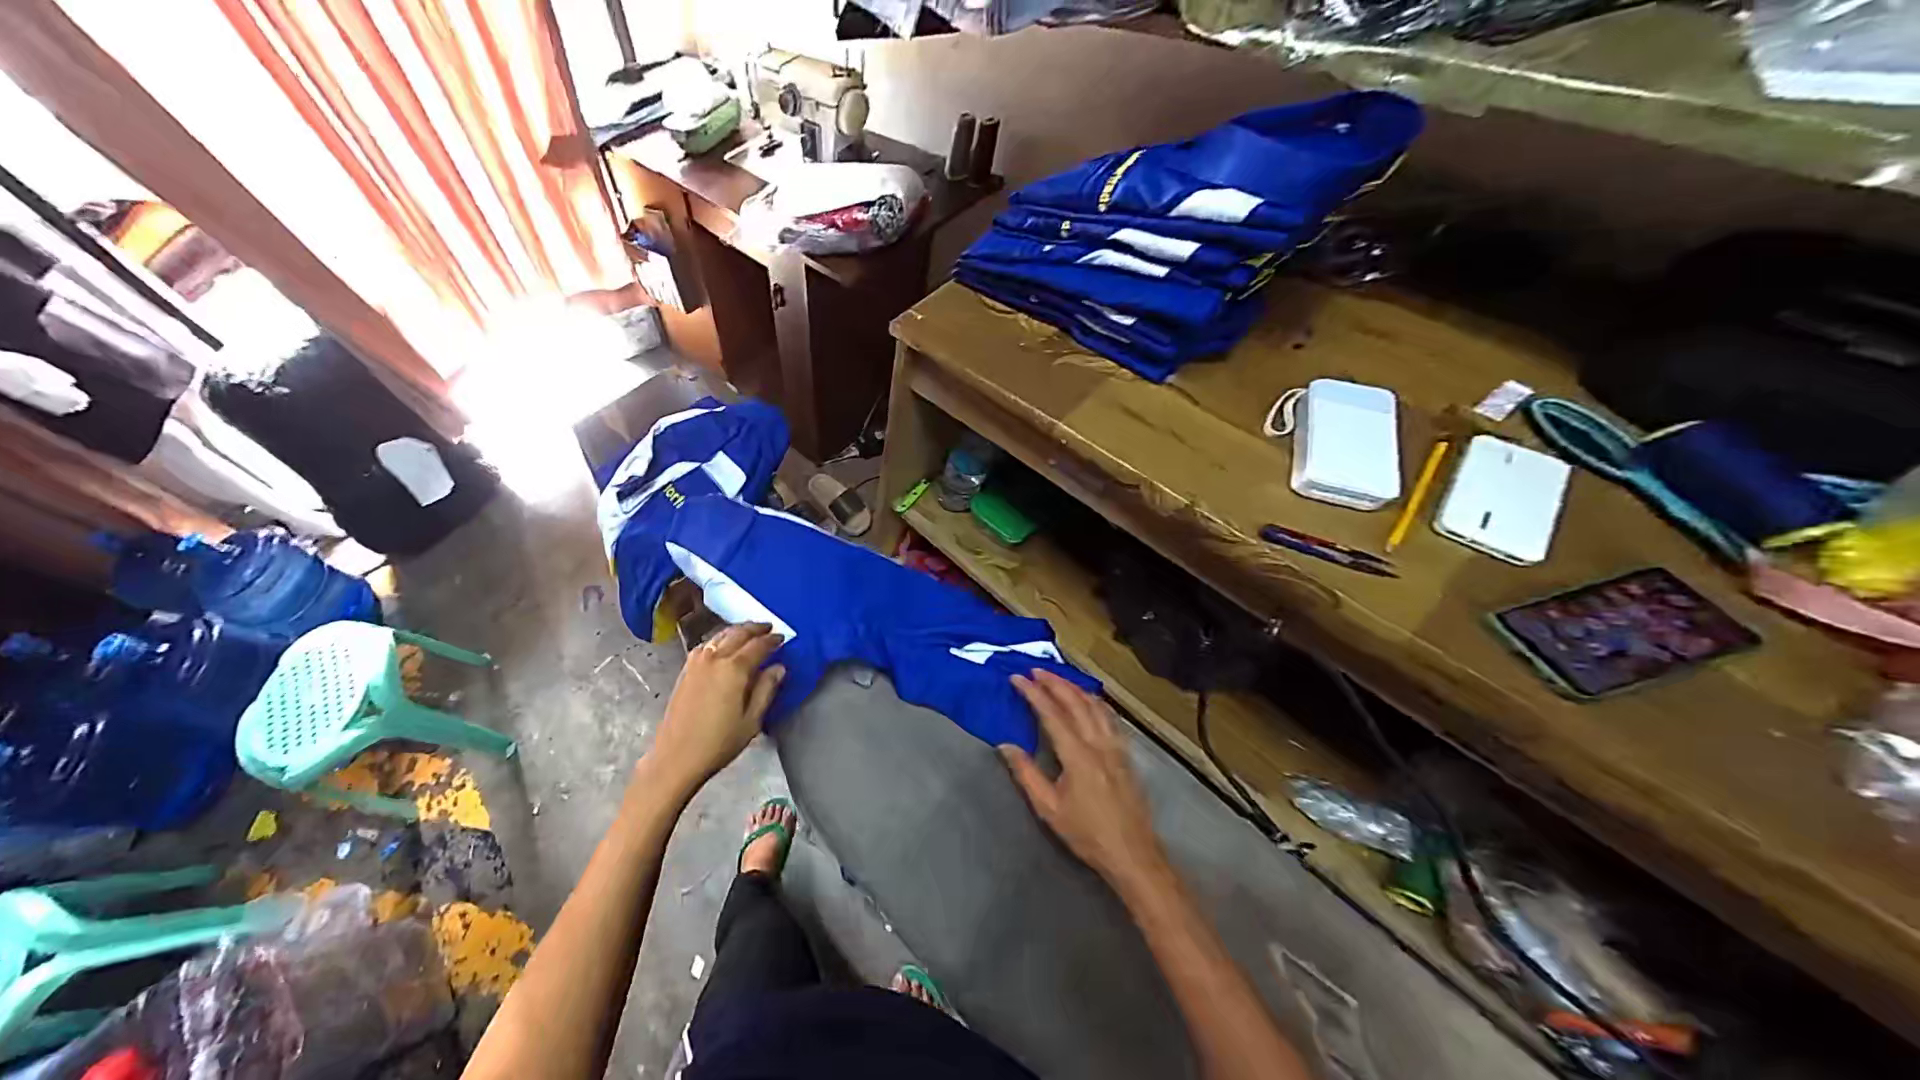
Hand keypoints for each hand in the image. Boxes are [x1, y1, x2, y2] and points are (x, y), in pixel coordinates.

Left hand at [649, 622, 785, 787]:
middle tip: (768, 628)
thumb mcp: (752, 720)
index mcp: (734, 669)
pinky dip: (719, 639)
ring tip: (749, 633)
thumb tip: (778, 668)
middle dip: (755, 629)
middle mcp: (714, 659)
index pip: (758, 645)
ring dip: (737, 631)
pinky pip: (706, 645)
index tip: (783, 637)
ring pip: (719, 636)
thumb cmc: (719, 742)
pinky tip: (723, 646)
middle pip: (737, 634)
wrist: (676, 757)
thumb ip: (766, 689)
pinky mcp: (685, 671)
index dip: (772, 640)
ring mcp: (696, 663)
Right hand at [1000, 670, 1168, 892]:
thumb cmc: (1087, 834)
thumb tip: (1006, 746)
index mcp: (1078, 755)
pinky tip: (1089, 701)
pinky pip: (1109, 717)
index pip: (1052, 714)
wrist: (1132, 854)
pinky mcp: (1126, 754)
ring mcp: (1116, 747)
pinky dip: (1095, 702)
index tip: (1017, 678)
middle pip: (1075, 702)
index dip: (1033, 693)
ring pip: (1095, 706)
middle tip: (1035, 671)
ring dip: (1075, 688)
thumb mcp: (1049, 808)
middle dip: (1054, 683)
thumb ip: (1027, 774)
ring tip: (1058, 678)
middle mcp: (1099, 743)